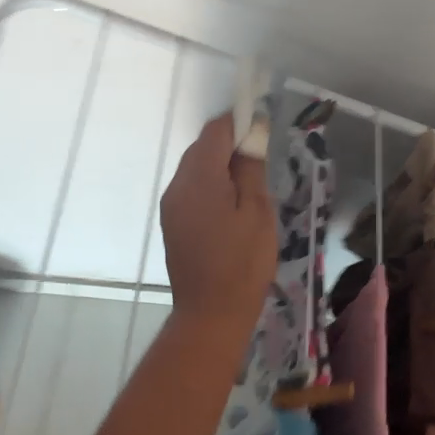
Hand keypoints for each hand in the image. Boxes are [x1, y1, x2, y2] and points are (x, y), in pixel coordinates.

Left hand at [159, 113, 277, 328]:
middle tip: (261, 160)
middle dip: (230, 144)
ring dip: (221, 166)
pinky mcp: (172, 223)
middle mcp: (178, 185)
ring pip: (196, 168)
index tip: (263, 127)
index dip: (239, 121)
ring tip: (250, 186)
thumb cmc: (243, 262)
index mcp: (199, 177)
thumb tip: (252, 134)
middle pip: (202, 148)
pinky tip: (232, 206)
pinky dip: (211, 185)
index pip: (215, 131)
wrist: (211, 313)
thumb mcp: (258, 211)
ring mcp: (171, 206)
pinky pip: (192, 189)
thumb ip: (251, 168)